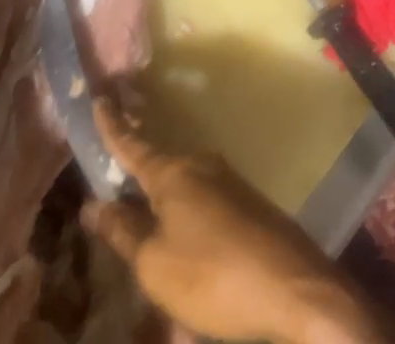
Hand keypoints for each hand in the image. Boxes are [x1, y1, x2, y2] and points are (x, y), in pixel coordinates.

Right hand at [81, 100, 393, 343]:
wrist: (300, 295)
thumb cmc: (214, 275)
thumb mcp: (154, 263)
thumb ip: (121, 231)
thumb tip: (93, 204)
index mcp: (172, 173)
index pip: (131, 144)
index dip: (112, 125)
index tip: (100, 98)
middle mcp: (203, 168)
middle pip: (160, 172)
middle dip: (140, 187)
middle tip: (119, 199)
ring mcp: (234, 188)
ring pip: (187, 200)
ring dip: (169, 223)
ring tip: (157, 256)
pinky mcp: (255, 211)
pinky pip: (209, 218)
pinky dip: (194, 237)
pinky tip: (194, 270)